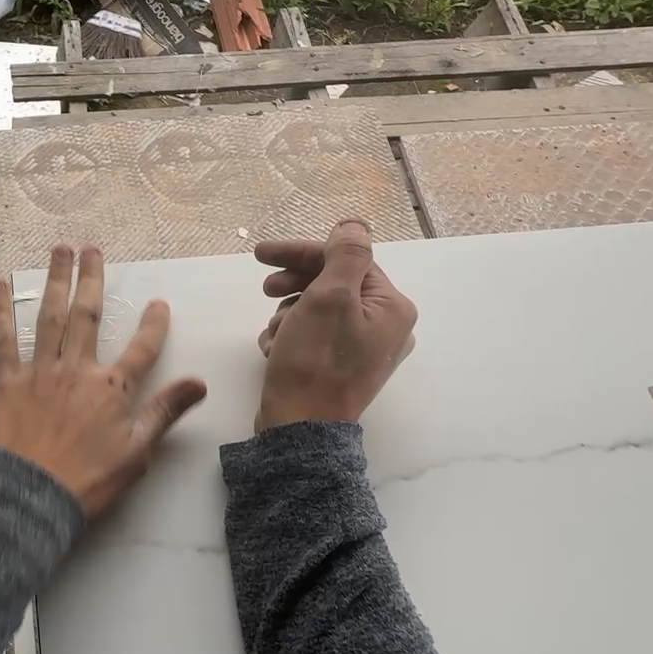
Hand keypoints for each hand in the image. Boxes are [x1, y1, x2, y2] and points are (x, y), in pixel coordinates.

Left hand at [0, 245, 207, 518]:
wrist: (31, 497)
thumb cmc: (86, 482)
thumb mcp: (137, 453)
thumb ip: (165, 412)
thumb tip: (199, 384)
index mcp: (111, 389)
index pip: (141, 350)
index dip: (153, 326)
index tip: (159, 304)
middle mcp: (76, 371)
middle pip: (88, 316)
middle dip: (92, 280)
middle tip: (92, 250)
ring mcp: (40, 371)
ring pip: (50, 317)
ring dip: (56, 281)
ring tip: (60, 251)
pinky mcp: (7, 380)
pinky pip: (3, 337)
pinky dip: (0, 308)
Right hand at [251, 220, 416, 430]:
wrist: (301, 428)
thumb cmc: (315, 361)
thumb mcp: (328, 298)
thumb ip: (344, 255)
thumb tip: (354, 224)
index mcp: (391, 308)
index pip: (346, 261)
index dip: (302, 254)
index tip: (261, 254)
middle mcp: (386, 328)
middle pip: (334, 285)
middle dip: (295, 286)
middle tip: (264, 290)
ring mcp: (364, 352)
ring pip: (319, 311)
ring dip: (289, 314)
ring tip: (274, 333)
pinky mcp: (340, 370)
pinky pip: (315, 337)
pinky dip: (291, 336)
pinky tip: (275, 349)